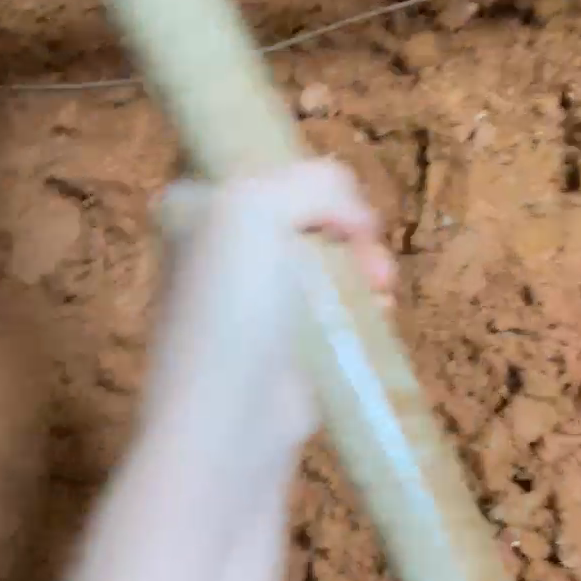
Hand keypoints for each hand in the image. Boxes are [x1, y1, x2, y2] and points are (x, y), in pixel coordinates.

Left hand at [138, 159, 393, 498]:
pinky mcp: (298, 336)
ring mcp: (265, 295)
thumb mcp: (255, 206)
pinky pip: (345, 299)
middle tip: (366, 250)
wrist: (235, 415)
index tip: (337, 203)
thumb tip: (357, 218)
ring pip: (335, 255)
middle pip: (312, 212)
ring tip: (379, 287)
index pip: (268, 165)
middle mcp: (229, 247)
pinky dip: (368, 300)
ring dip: (367, 264)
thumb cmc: (232, 304)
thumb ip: (313, 182)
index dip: (310, 177)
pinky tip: (377, 311)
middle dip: (350, 227)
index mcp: (201, 207)